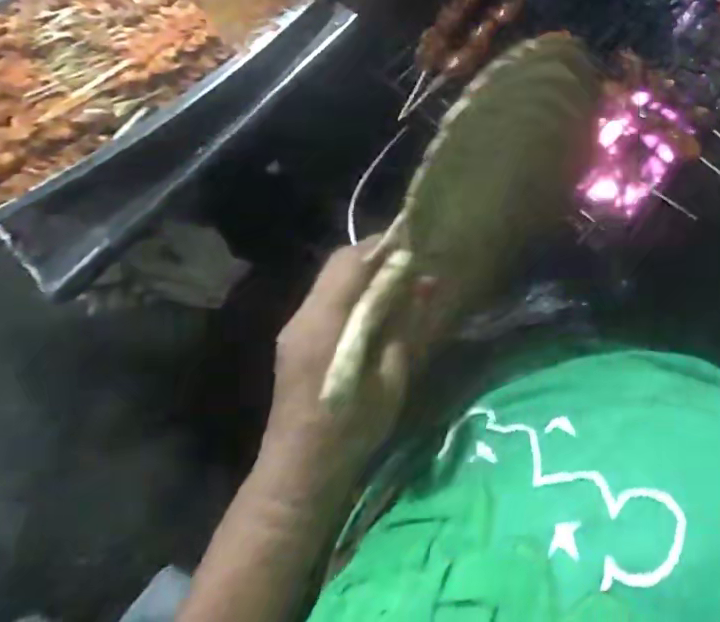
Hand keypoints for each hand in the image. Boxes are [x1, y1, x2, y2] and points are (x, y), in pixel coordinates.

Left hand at [261, 237, 436, 508]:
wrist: (299, 473)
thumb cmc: (350, 429)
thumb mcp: (389, 378)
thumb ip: (404, 325)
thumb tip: (424, 284)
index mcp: (325, 322)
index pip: (351, 262)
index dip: (383, 247)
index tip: (415, 245)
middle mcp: (304, 315)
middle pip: (338, 265)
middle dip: (375, 256)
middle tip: (411, 264)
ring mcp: (295, 327)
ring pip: (331, 280)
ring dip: (364, 274)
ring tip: (399, 284)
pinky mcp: (296, 340)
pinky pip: (326, 300)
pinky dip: (352, 294)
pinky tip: (376, 310)